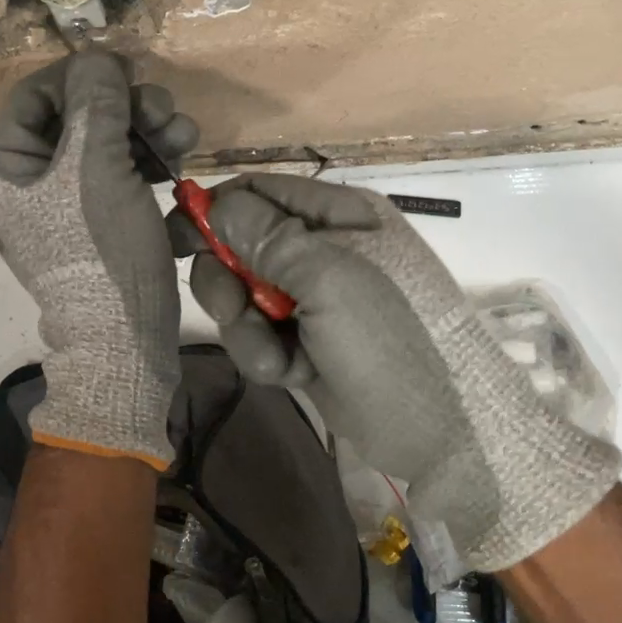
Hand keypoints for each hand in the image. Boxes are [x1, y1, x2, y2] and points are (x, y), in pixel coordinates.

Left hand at [0, 50, 198, 469]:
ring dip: (148, 135)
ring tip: (185, 138)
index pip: (32, 96)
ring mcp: (61, 208)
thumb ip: (95, 103)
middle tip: (165, 110)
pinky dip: (150, 172)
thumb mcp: (95, 165)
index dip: (79, 76)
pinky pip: (120, 181)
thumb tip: (97, 59)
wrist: (122, 341)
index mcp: (3, 168)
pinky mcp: (95, 227)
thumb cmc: (98, 249)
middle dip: (125, 108)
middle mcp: (24, 184)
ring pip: (104, 147)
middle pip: (74, 119)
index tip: (126, 70)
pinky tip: (183, 175)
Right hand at [168, 174, 620, 569]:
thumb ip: (266, 235)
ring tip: (277, 358)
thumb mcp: (330, 278)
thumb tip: (212, 201)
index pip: (257, 190)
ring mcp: (310, 296)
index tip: (178, 237)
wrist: (443, 433)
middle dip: (227, 282)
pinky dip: (265, 356)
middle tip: (235, 310)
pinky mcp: (301, 339)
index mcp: (337, 215)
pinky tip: (294, 374)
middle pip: (236, 244)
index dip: (214, 209)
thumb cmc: (393, 340)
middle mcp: (320, 248)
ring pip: (239, 295)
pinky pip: (255, 334)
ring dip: (247, 330)